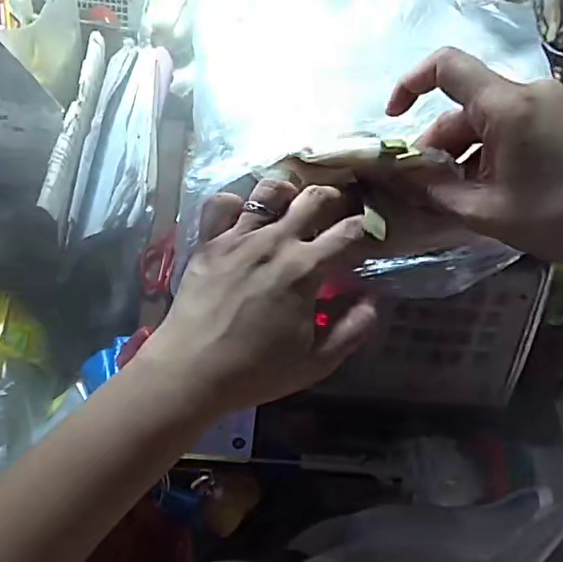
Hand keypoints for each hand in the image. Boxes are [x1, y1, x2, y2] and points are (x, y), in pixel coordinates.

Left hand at [133, 179, 378, 412]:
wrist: (190, 370)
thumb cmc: (255, 371)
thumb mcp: (316, 362)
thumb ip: (352, 328)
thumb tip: (372, 297)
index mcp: (305, 269)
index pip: (351, 231)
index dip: (369, 229)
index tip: (371, 236)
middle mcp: (274, 242)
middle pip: (315, 198)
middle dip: (336, 199)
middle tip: (338, 214)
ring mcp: (237, 237)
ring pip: (270, 190)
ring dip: (289, 193)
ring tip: (292, 208)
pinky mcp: (207, 242)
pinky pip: (221, 203)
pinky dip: (235, 202)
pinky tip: (243, 217)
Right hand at [381, 48, 562, 273]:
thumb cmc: (561, 217)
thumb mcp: (485, 211)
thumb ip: (433, 190)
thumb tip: (396, 176)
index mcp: (508, 106)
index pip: (445, 66)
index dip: (409, 84)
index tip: (392, 119)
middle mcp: (527, 94)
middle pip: (460, 107)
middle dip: (434, 146)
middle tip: (423, 190)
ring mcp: (546, 107)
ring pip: (481, 122)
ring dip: (458, 156)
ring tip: (454, 199)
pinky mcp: (558, 123)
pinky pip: (505, 130)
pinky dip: (483, 155)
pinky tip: (483, 192)